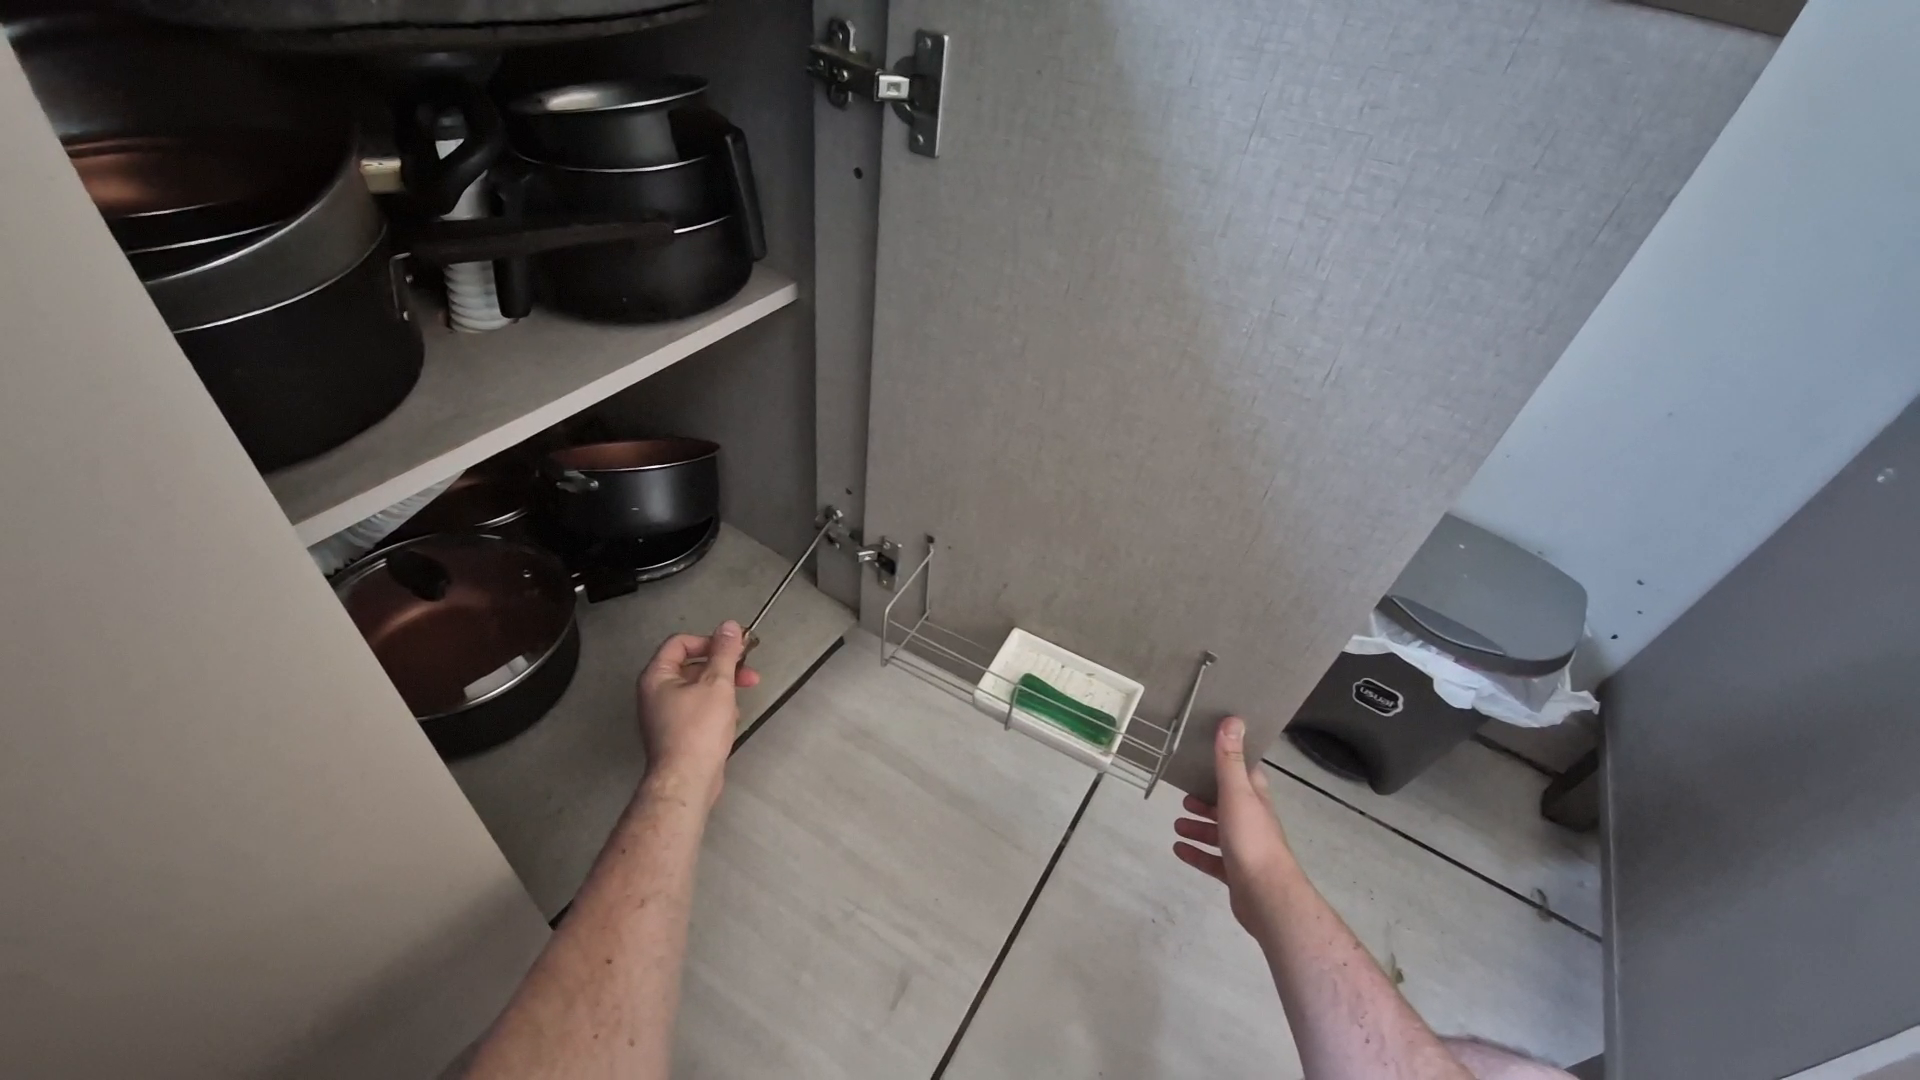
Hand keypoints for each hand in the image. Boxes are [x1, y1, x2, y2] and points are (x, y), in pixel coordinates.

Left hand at [635, 620, 760, 806]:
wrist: (687, 780)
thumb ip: (725, 652)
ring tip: (741, 700)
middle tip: (749, 673)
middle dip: (723, 668)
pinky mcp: (675, 733)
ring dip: (722, 690)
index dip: (708, 641)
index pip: (680, 643)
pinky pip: (697, 710)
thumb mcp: (717, 683)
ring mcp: (663, 715)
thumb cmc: (699, 729)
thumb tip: (729, 626)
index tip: (733, 650)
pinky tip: (731, 720)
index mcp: (657, 676)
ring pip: (697, 689)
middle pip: (690, 666)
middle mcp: (654, 693)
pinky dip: (715, 709)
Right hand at [1173, 716, 1295, 935]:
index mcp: (1254, 799)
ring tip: (1176, 824)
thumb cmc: (1251, 839)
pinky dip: (1196, 853)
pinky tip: (1179, 850)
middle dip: (1207, 799)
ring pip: (1219, 832)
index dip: (1230, 764)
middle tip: (1184, 797)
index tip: (1209, 756)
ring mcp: (1245, 849)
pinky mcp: (1236, 873)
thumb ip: (1230, 759)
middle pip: (1228, 804)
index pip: (1245, 774)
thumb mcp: (1236, 793)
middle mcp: (1252, 821)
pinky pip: (1213, 860)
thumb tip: (1233, 719)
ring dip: (1199, 826)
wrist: (1266, 896)